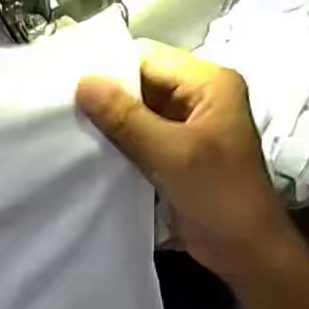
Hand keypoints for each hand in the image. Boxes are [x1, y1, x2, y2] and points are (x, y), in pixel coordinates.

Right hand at [77, 41, 302, 278]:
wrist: (245, 251)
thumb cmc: (219, 196)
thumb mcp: (172, 153)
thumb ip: (126, 117)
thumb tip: (83, 82)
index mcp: (209, 83)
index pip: (148, 58)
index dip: (109, 68)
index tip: (68, 84)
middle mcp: (198, 97)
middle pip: (141, 82)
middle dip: (106, 96)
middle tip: (62, 109)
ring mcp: (187, 127)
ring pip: (137, 111)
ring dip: (110, 122)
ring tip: (70, 129)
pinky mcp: (176, 154)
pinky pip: (140, 136)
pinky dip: (119, 143)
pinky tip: (90, 150)